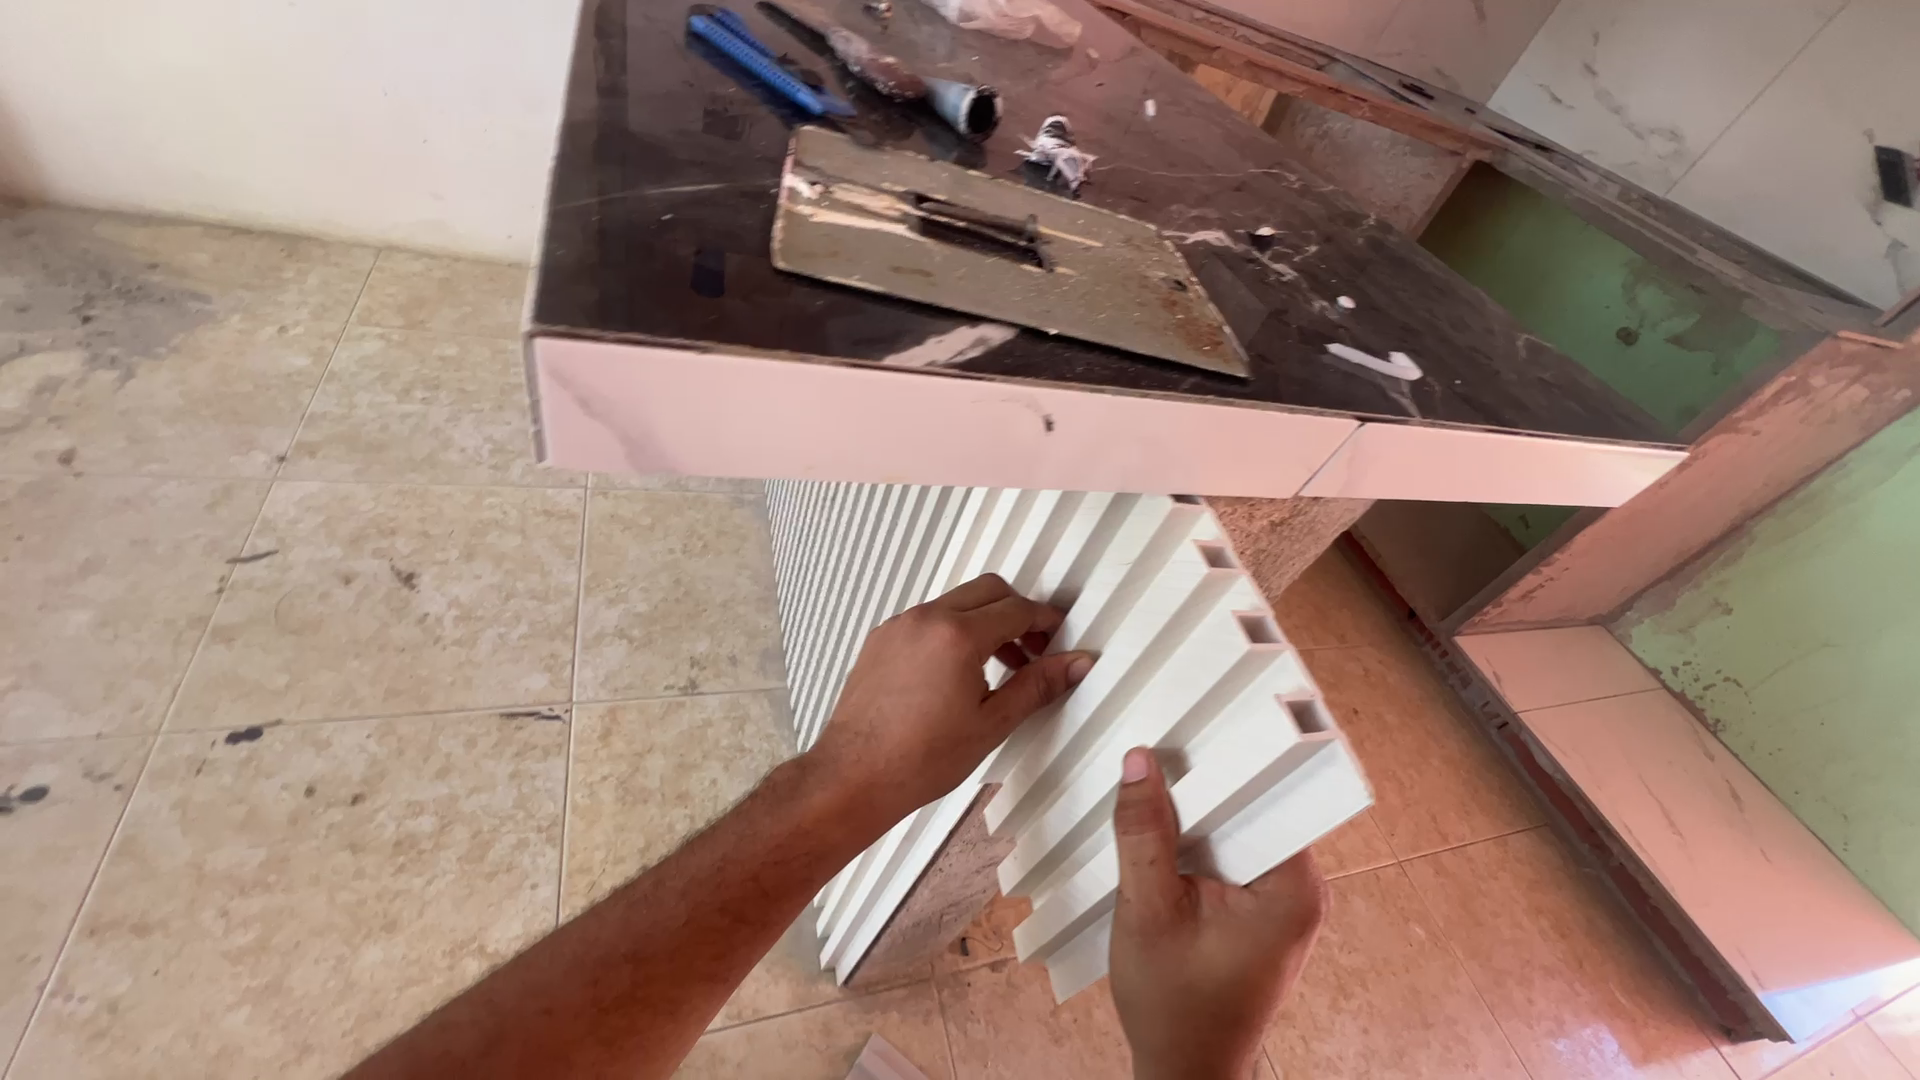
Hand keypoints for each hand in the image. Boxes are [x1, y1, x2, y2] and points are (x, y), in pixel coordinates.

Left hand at [805, 574, 1095, 828]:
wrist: (854, 774)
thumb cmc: (923, 758)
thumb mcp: (991, 723)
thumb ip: (1037, 685)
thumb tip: (1078, 663)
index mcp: (957, 636)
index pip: (1016, 609)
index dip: (1045, 620)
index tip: (1059, 636)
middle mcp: (926, 618)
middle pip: (987, 590)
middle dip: (1016, 611)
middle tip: (1034, 649)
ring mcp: (899, 625)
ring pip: (956, 602)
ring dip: (984, 621)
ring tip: (1000, 666)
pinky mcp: (881, 639)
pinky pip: (927, 619)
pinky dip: (952, 630)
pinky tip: (958, 672)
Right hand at [1109, 748, 1327, 1079]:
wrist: (1184, 1071)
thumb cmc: (1172, 1003)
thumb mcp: (1148, 911)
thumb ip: (1144, 834)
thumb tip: (1140, 759)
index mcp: (1292, 885)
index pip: (1271, 791)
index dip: (1226, 753)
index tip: (1185, 720)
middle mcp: (1298, 883)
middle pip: (1250, 802)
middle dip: (1198, 779)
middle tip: (1152, 744)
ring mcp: (1279, 894)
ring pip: (1232, 823)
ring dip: (1190, 808)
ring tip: (1148, 776)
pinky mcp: (1257, 904)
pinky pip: (1225, 847)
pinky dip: (1192, 835)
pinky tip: (1156, 822)